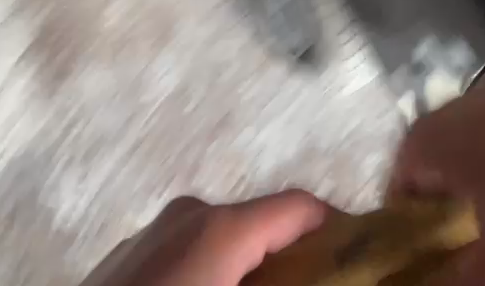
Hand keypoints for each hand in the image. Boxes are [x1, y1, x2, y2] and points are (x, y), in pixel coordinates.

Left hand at [82, 191, 330, 285]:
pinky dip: (208, 275)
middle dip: (291, 260)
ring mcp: (151, 231)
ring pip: (222, 242)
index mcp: (220, 227)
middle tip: (312, 283)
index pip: (299, 208)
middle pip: (262, 226)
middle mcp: (189, 213)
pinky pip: (185, 255)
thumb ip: (286, 285)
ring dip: (247, 270)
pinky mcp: (124, 256)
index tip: (360, 258)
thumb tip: (331, 278)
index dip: (336, 229)